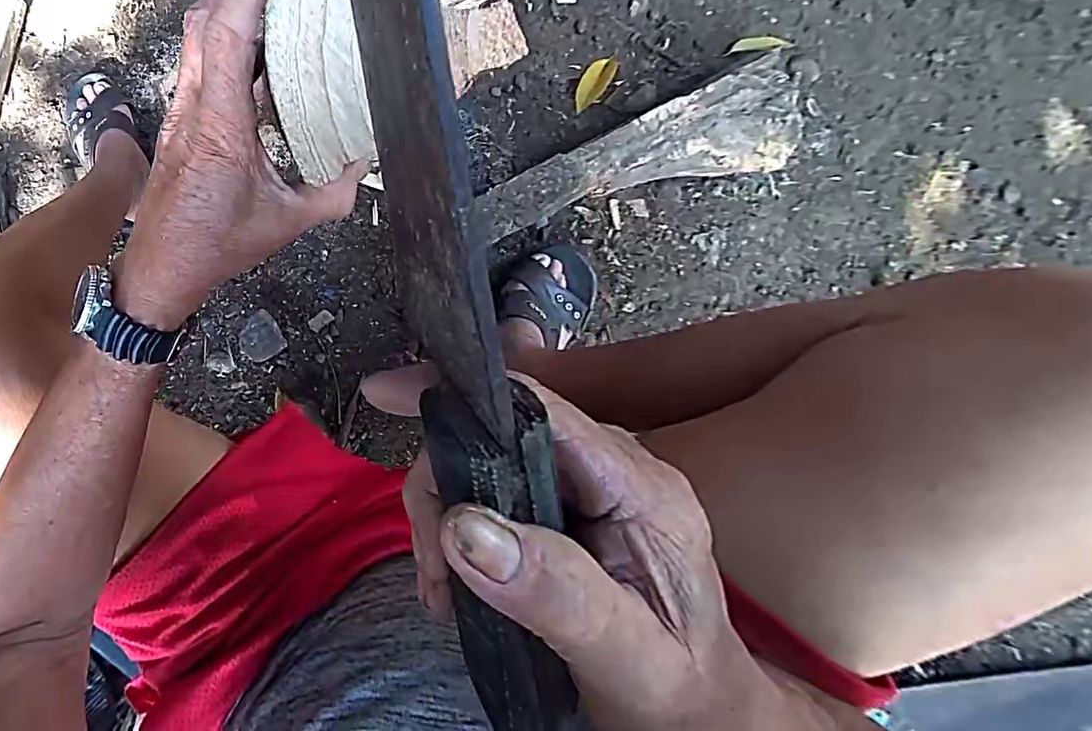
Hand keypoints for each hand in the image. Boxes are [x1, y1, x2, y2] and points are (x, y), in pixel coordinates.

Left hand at [116, 0, 366, 328]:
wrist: (159, 267)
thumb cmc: (214, 245)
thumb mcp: (287, 221)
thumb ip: (334, 192)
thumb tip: (363, 164)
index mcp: (221, 120)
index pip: (232, 26)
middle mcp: (197, 101)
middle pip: (211, 12)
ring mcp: (185, 105)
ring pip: (203, 29)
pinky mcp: (186, 114)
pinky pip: (206, 54)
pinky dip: (233, 29)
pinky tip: (264, 36)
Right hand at [371, 372, 836, 729]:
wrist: (703, 713)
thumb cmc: (679, 695)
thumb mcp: (627, 659)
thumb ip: (555, 593)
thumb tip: (463, 526)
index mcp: (639, 485)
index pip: (540, 408)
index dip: (465, 395)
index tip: (389, 392)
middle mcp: (612, 463)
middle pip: (500, 428)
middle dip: (445, 480)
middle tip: (429, 559)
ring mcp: (587, 477)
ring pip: (488, 454)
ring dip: (446, 508)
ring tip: (442, 583)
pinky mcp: (565, 497)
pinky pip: (495, 481)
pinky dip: (460, 521)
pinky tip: (455, 573)